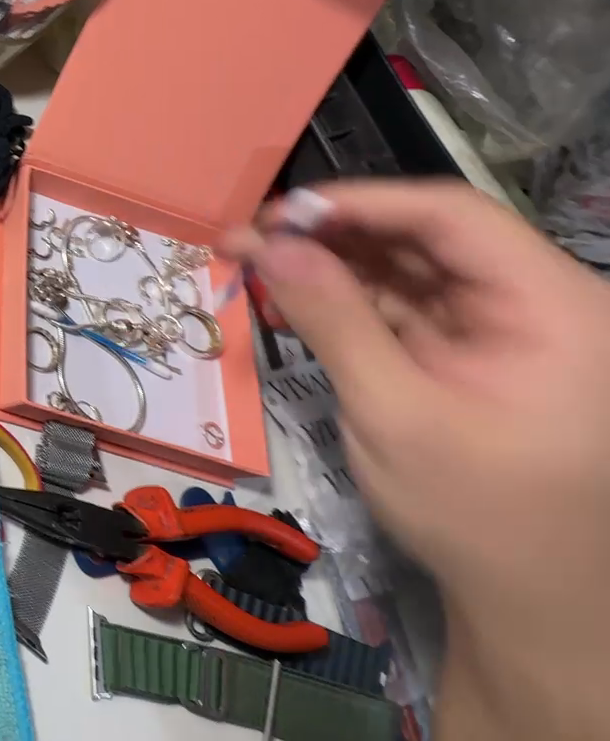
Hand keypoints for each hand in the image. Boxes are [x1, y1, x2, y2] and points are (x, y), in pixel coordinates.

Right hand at [224, 181, 609, 738]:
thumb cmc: (476, 508)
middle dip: (328, 232)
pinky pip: (395, 304)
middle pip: (423, 237)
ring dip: (323, 262)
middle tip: (244, 238)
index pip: (452, 219)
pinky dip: (336, 297)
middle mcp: (532, 305)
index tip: (277, 213)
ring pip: (402, 267)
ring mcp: (497, 330)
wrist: (530, 595)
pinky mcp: (463, 353)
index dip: (360, 203)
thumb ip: (332, 319)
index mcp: (553, 310)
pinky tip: (283, 294)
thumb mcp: (393, 410)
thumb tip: (268, 244)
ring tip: (248, 260)